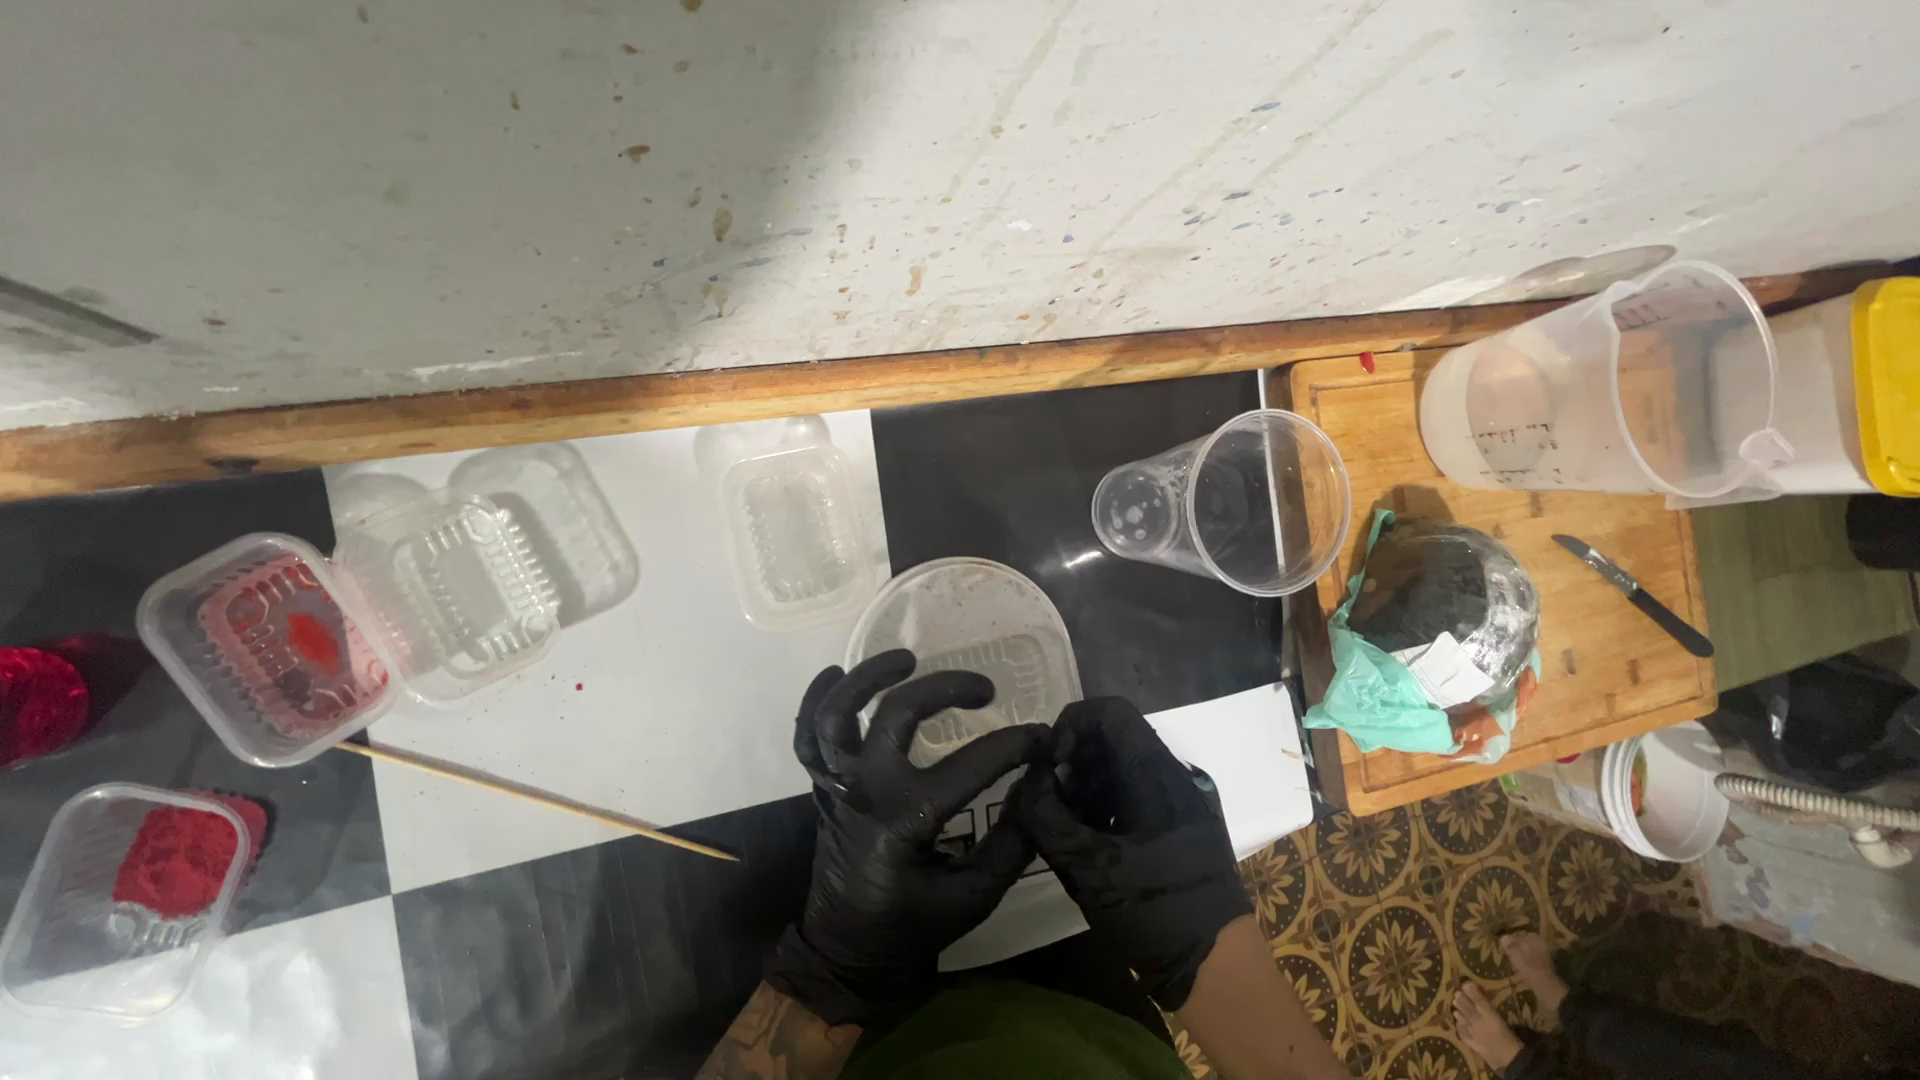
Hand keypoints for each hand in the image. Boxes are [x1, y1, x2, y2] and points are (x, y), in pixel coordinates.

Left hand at [765, 650, 1048, 1026]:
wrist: (848, 951)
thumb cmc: (914, 926)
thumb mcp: (977, 895)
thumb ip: (1015, 839)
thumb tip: (1042, 781)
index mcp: (906, 823)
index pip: (971, 765)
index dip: (1014, 745)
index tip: (1042, 738)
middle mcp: (865, 792)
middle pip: (897, 715)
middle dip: (946, 689)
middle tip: (984, 689)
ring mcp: (836, 786)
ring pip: (836, 714)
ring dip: (867, 678)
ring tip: (907, 658)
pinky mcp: (821, 787)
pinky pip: (805, 735)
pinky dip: (815, 700)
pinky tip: (837, 673)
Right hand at [1009, 697, 1250, 1009]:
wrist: (1217, 968)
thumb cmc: (1154, 911)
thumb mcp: (1087, 868)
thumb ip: (1048, 818)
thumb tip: (1028, 782)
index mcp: (1154, 774)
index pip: (1109, 712)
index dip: (1071, 724)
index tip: (1050, 763)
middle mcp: (1169, 776)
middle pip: (1113, 737)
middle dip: (1073, 758)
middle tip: (1049, 798)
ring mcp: (1175, 802)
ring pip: (1120, 766)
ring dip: (1084, 783)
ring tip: (1061, 821)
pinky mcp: (1174, 827)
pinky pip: (1131, 794)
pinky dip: (1101, 804)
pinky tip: (1083, 838)